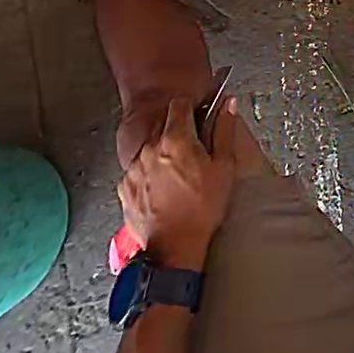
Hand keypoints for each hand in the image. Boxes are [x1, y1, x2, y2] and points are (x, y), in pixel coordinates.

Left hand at [118, 95, 238, 269]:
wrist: (175, 249)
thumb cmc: (203, 210)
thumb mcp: (224, 167)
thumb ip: (224, 129)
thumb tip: (228, 102)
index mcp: (175, 140)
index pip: (179, 104)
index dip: (191, 108)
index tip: (197, 117)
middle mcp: (150, 149)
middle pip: (162, 124)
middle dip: (177, 131)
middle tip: (192, 151)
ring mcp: (134, 168)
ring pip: (149, 146)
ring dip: (161, 152)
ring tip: (178, 176)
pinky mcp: (125, 186)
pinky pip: (138, 169)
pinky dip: (148, 173)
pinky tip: (163, 189)